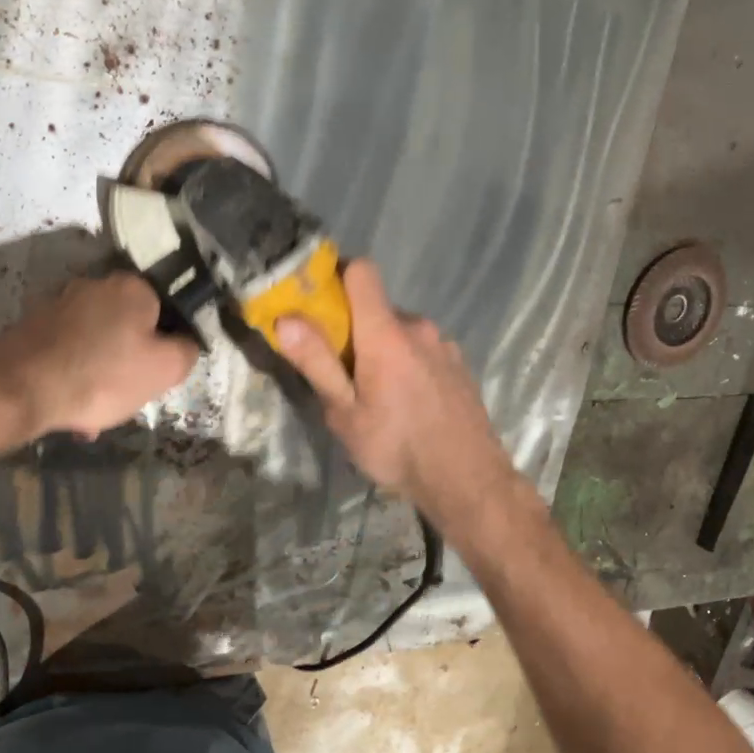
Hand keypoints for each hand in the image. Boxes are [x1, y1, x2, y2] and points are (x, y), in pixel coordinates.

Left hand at [0, 272, 199, 438]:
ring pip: (94, 344)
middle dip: (126, 363)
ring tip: (89, 414)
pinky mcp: (31, 326)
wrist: (18, 390)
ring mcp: (58, 304)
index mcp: (131, 287)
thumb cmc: (101, 377)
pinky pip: (65, 353)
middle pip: (126, 328)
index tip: (154, 376)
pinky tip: (66, 407)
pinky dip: (70, 376)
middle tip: (123, 398)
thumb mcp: (164, 370)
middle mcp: (93, 285)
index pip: (164, 313)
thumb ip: (186, 351)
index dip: (163, 347)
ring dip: (97, 375)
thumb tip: (185, 342)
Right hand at [275, 260, 514, 514]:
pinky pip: (421, 349)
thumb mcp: (344, 413)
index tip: (316, 305)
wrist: (468, 481)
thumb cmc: (397, 448)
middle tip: (340, 375)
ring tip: (376, 397)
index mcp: (386, 333)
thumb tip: (285, 319)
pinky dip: (406, 364)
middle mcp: (418, 327)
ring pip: (399, 332)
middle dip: (353, 330)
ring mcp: (443, 344)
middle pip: (376, 308)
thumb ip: (316, 362)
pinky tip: (407, 404)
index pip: (361, 271)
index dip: (335, 277)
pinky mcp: (459, 364)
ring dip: (381, 350)